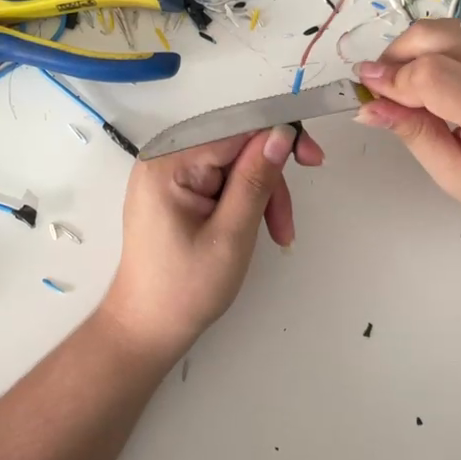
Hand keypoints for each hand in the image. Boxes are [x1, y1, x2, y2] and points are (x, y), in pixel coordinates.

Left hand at [99, 128, 325, 360]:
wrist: (147, 327)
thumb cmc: (186, 289)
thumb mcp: (231, 235)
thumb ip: (256, 180)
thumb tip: (280, 133)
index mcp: (167, 164)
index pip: (234, 132)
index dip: (277, 140)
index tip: (313, 159)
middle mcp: (161, 159)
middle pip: (234, 149)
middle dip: (268, 183)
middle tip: (285, 227)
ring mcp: (164, 176)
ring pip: (230, 167)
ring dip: (259, 197)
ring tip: (276, 238)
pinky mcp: (171, 192)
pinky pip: (216, 182)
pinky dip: (241, 203)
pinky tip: (252, 231)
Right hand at [352, 21, 460, 245]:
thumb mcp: (459, 179)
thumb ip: (413, 133)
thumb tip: (368, 104)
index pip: (426, 74)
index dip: (389, 79)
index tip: (368, 90)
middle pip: (433, 36)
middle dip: (398, 56)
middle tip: (387, 86)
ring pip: (452, 27)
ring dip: (424, 51)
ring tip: (422, 86)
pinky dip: (456, 48)